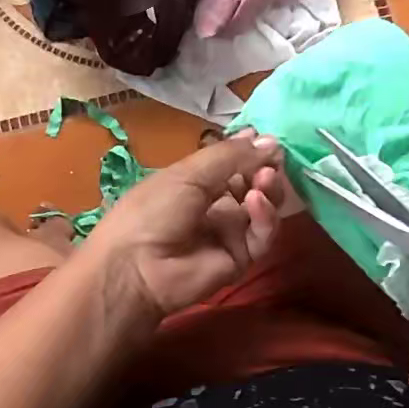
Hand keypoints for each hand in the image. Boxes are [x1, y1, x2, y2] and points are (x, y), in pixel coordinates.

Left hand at [80, 131, 285, 318]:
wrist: (137, 267)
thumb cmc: (153, 210)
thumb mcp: (188, 172)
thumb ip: (231, 155)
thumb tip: (271, 140)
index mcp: (198, 182)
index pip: (236, 164)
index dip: (253, 152)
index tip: (269, 142)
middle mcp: (218, 205)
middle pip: (255, 185)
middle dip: (265, 170)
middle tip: (272, 164)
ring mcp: (231, 232)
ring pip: (264, 210)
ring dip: (269, 191)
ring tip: (265, 179)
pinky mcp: (242, 257)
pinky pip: (261, 235)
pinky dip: (265, 217)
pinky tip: (256, 202)